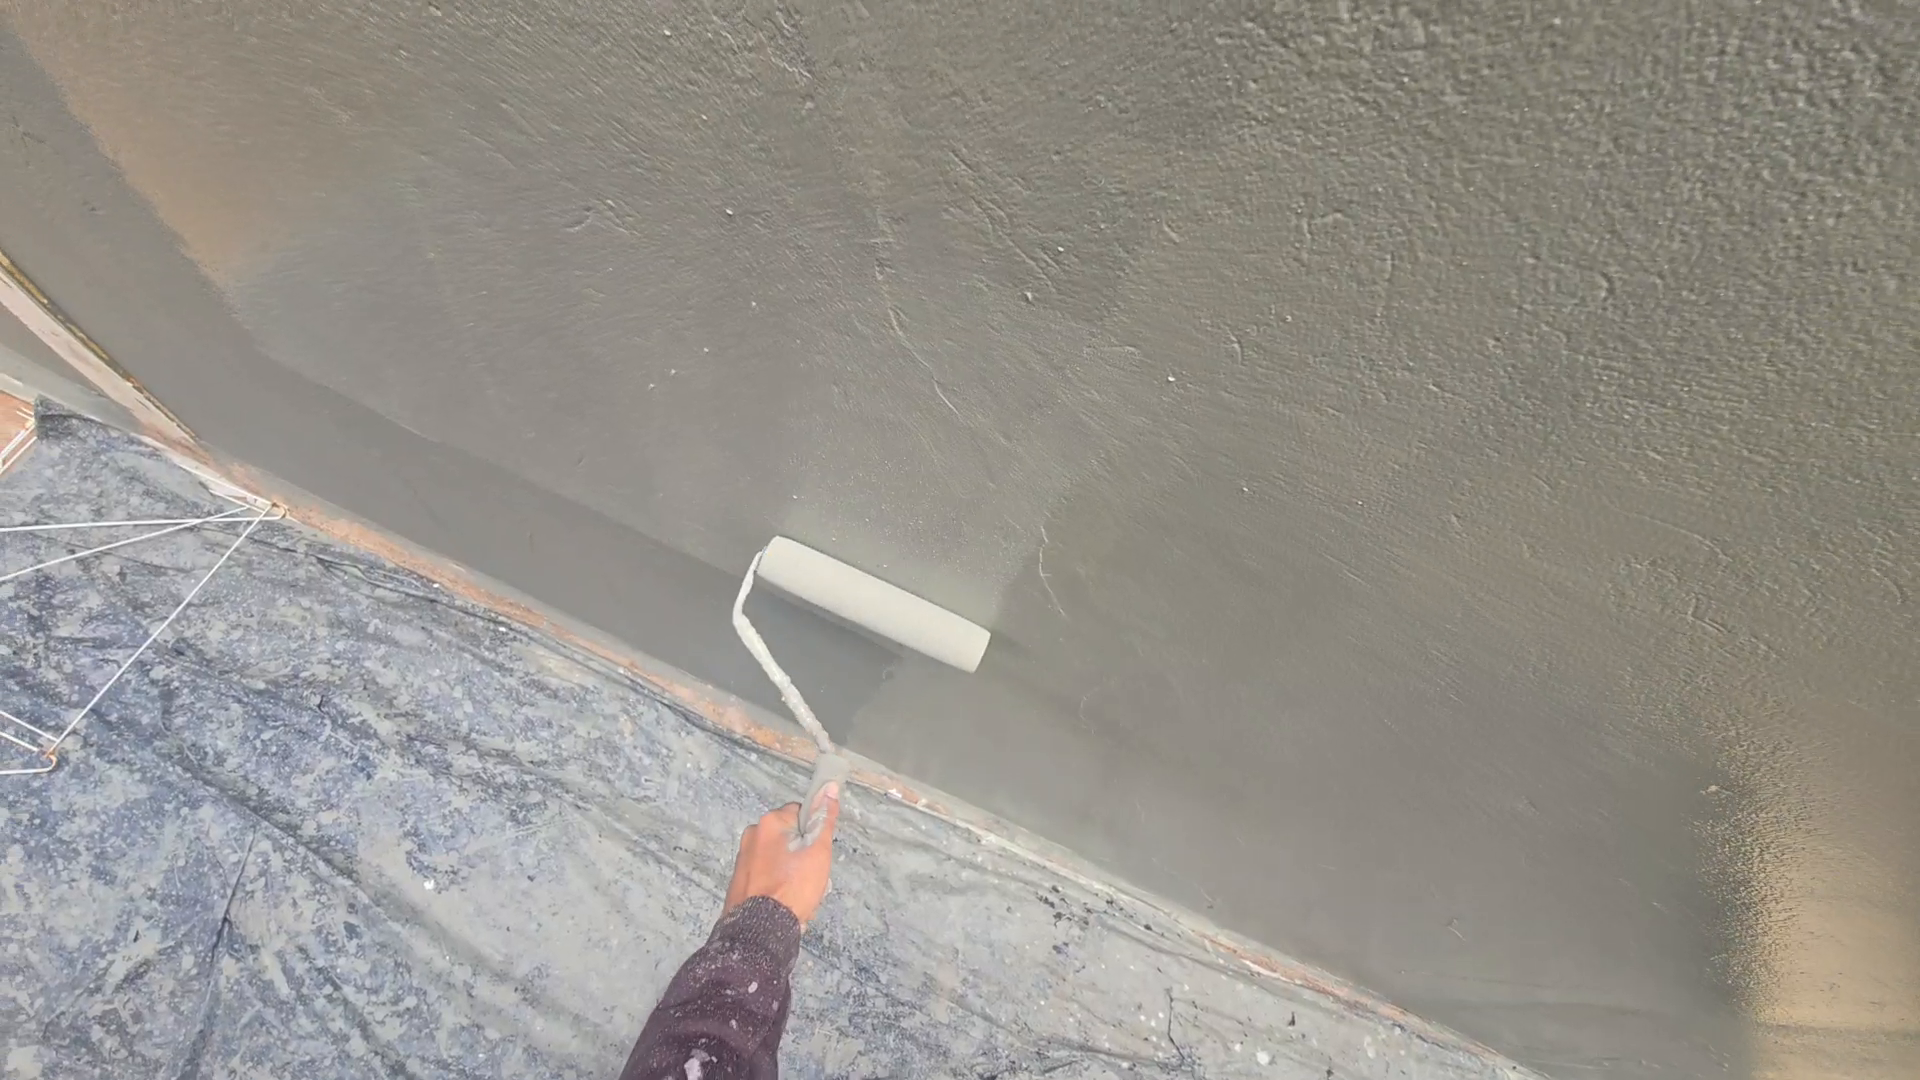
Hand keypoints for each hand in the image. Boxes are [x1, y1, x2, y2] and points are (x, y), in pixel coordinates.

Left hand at [723, 782, 840, 924]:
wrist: (760, 931)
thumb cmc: (793, 887)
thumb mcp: (818, 850)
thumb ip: (824, 817)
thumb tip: (829, 786)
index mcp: (770, 822)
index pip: (801, 814)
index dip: (813, 834)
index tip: (817, 853)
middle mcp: (752, 834)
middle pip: (789, 836)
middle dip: (803, 854)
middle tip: (811, 877)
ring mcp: (742, 858)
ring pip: (779, 857)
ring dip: (791, 871)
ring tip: (799, 894)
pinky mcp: (738, 881)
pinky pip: (766, 874)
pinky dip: (776, 884)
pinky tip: (785, 902)